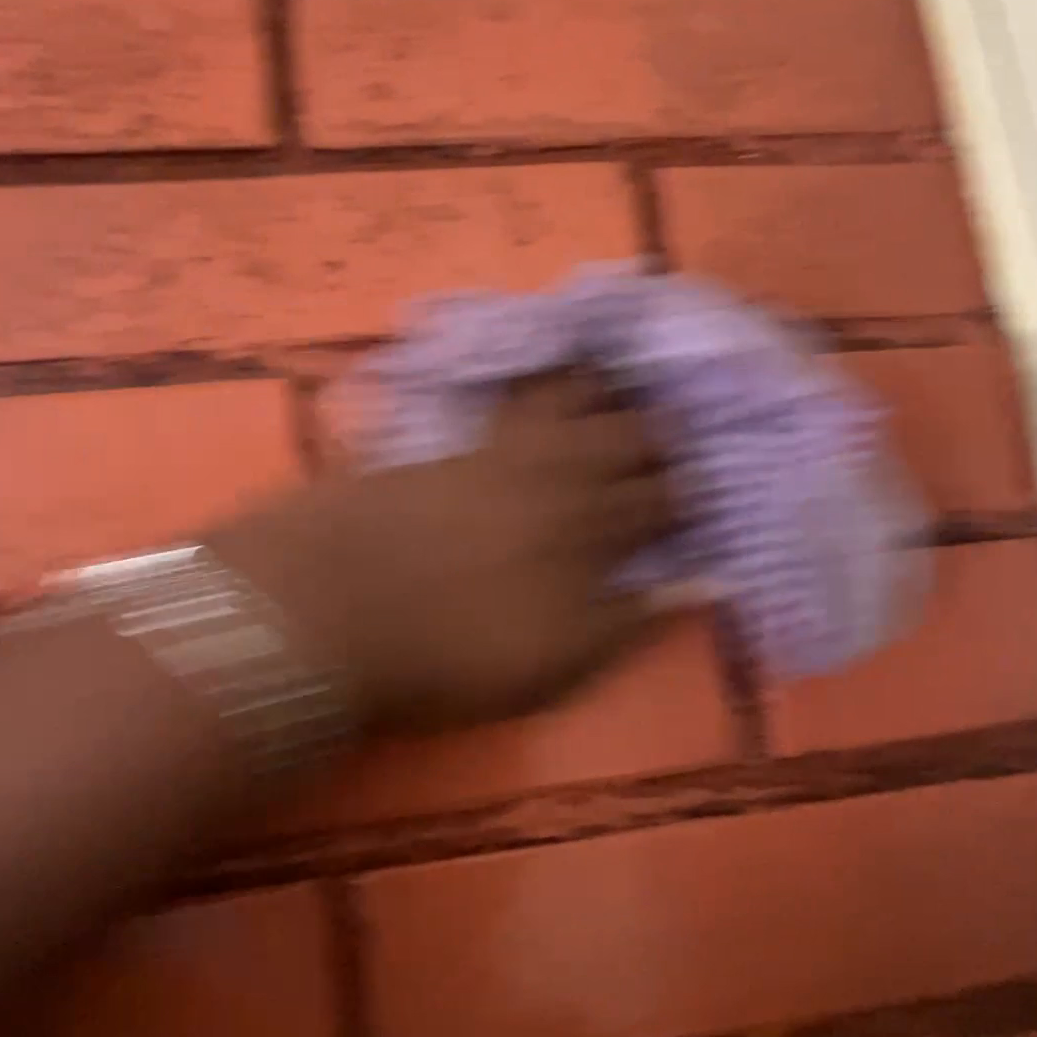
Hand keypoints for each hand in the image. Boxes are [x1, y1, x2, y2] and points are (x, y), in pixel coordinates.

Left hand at [208, 371, 675, 730]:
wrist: (330, 606)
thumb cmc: (447, 652)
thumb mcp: (554, 664)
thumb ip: (628, 621)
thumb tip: (700, 584)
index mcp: (591, 529)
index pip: (665, 498)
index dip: (692, 497)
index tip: (706, 496)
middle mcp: (557, 472)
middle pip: (631, 434)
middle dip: (664, 436)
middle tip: (678, 437)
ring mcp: (500, 447)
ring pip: (575, 395)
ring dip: (610, 387)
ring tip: (628, 380)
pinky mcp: (452, 438)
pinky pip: (512, 391)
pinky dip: (542, 376)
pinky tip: (548, 372)